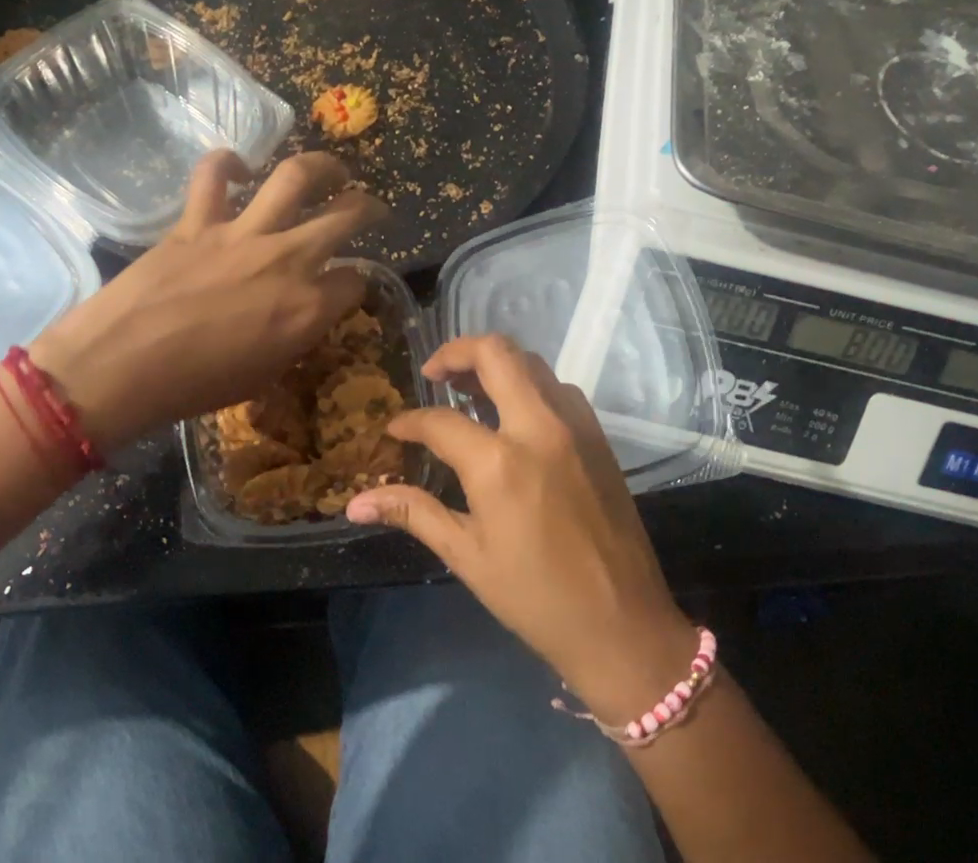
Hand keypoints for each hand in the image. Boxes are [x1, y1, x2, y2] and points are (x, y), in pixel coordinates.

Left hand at [28, 152, 387, 452]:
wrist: (123, 367)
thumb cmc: (196, 388)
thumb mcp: (264, 376)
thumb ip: (292, 338)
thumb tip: (298, 318)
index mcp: (309, 307)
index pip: (356, 282)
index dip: (357, 284)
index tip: (349, 288)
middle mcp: (288, 259)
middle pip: (346, 216)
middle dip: (368, 208)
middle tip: (370, 207)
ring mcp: (242, 233)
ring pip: (296, 176)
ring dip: (323, 166)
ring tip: (332, 169)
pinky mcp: (197, 220)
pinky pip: (216, 174)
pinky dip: (229, 163)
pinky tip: (240, 169)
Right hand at [346, 335, 698, 722]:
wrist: (622, 625)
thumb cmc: (535, 597)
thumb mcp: (467, 555)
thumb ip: (413, 513)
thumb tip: (355, 502)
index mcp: (500, 462)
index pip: (440, 419)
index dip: (409, 422)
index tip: (395, 431)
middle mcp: (541, 428)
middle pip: (497, 354)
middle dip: (456, 352)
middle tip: (434, 375)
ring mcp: (577, 428)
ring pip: (534, 364)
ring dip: (498, 366)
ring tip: (470, 393)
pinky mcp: (600, 439)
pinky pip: (560, 390)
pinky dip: (531, 386)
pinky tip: (514, 418)